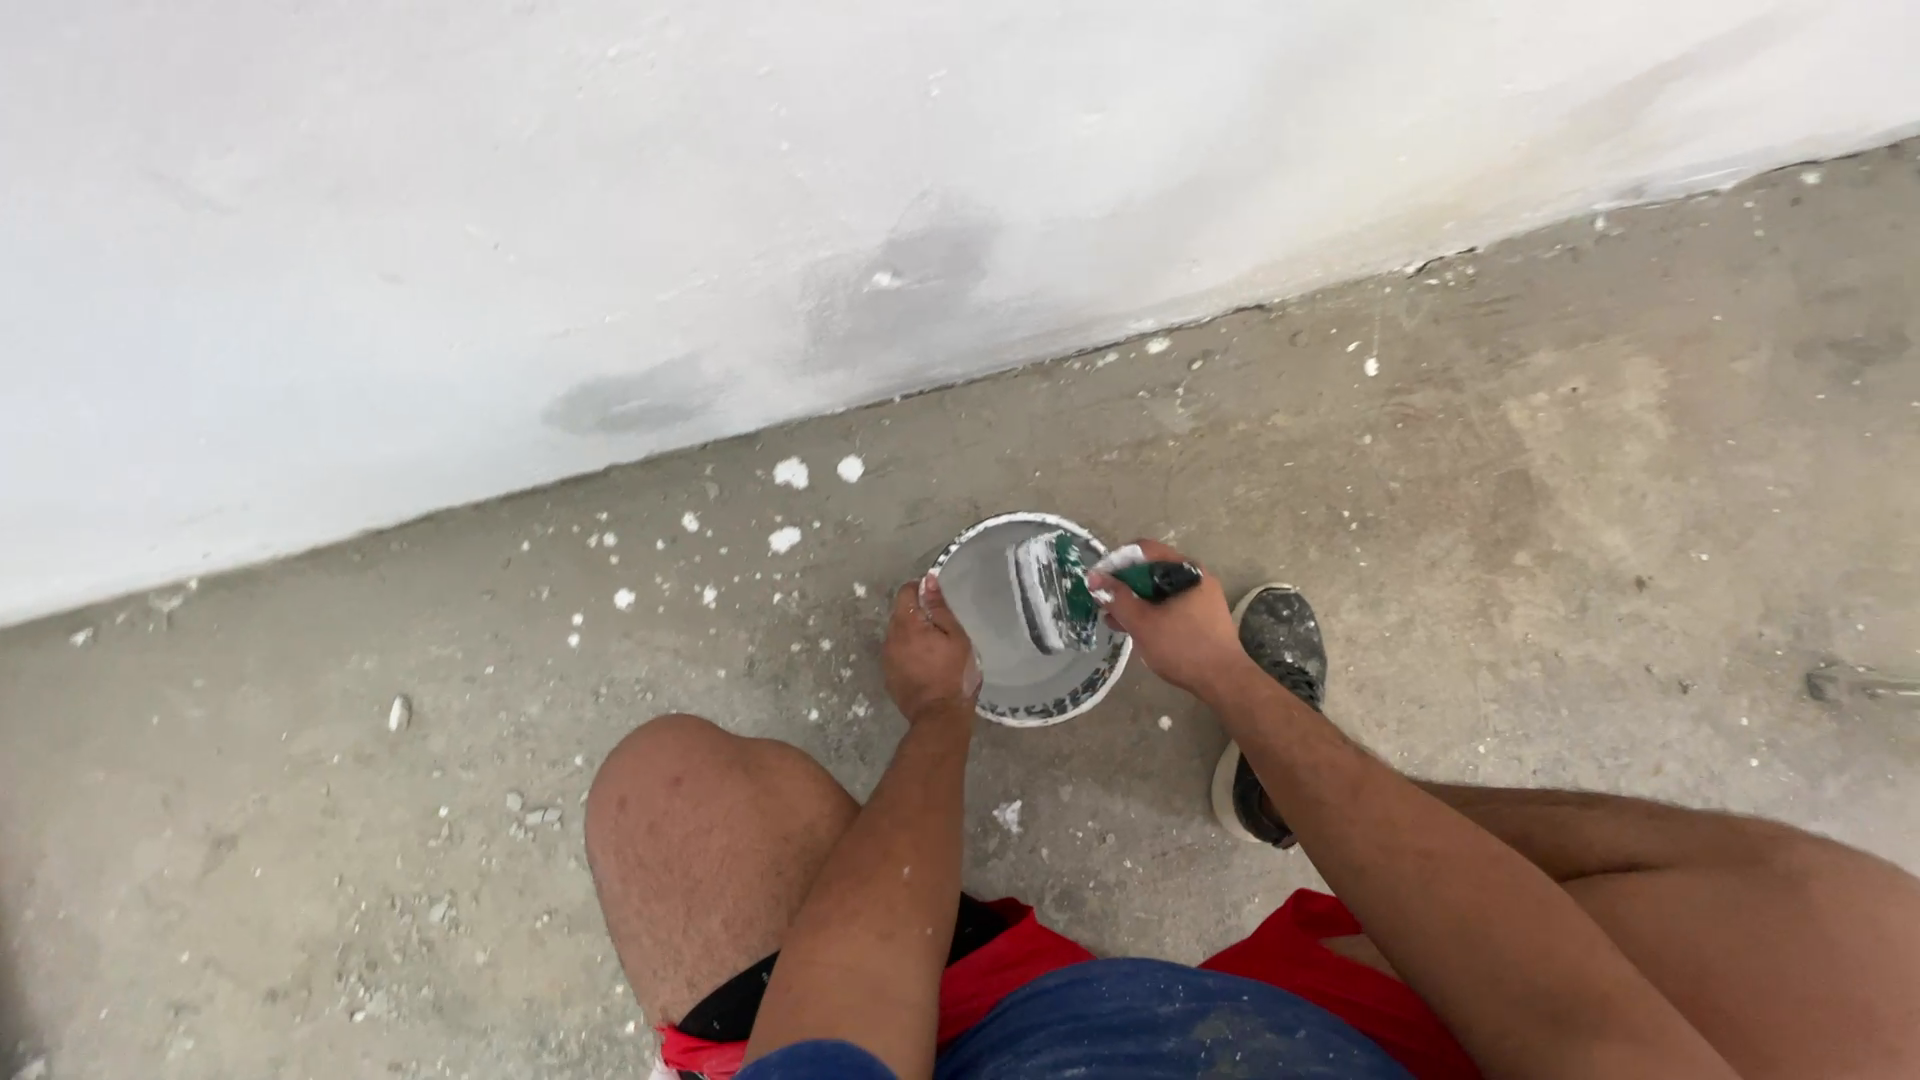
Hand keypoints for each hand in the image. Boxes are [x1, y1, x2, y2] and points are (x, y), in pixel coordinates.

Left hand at [882, 573, 980, 725]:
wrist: (938, 716)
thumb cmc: (954, 674)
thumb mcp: (956, 637)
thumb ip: (939, 607)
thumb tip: (927, 580)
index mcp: (907, 625)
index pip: (905, 592)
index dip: (920, 590)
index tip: (936, 600)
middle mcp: (890, 637)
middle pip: (900, 612)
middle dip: (917, 613)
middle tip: (940, 626)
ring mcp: (886, 657)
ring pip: (897, 633)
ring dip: (912, 633)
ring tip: (933, 646)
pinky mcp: (888, 674)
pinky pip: (897, 652)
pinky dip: (908, 650)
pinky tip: (924, 662)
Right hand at [1089, 539, 1248, 696]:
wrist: (1224, 681)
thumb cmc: (1182, 648)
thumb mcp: (1142, 623)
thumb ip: (1117, 598)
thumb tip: (1094, 578)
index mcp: (1185, 570)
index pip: (1143, 549)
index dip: (1116, 561)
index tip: (1100, 581)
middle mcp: (1195, 576)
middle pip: (1151, 568)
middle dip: (1123, 584)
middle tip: (1104, 602)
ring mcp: (1200, 595)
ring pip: (1159, 588)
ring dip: (1135, 600)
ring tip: (1113, 619)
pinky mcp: (1202, 614)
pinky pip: (1169, 602)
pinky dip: (1150, 610)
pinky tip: (1134, 627)